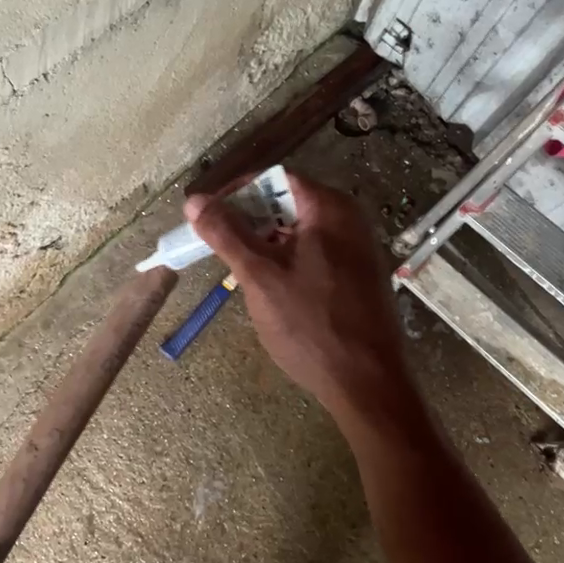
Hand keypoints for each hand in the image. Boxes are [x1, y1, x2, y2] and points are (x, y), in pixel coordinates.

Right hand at [185, 171, 409, 421]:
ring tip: (236, 266)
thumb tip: (195, 201)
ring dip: (264, 241)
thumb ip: (226, 233)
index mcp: (329, 208)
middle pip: (287, 202)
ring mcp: (356, 249)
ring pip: (298, 230)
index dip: (236, 192)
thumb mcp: (260, 275)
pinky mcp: (356, 276)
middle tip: (216, 243)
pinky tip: (268, 286)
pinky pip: (313, 252)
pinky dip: (285, 259)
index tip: (206, 215)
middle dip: (248, 219)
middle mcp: (348, 219)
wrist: (368, 384)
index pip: (275, 178)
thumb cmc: (312, 324)